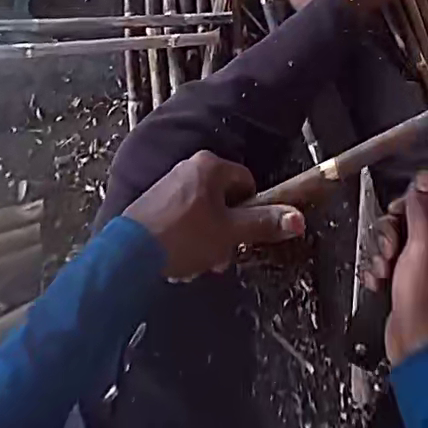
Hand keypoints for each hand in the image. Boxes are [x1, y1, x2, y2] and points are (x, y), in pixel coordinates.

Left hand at [123, 151, 305, 280]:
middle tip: (221, 254)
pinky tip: (182, 259)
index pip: (247, 182)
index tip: (244, 233)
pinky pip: (183, 217)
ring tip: (199, 261)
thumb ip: (263, 224)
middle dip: (226, 231)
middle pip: (224, 199)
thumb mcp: (229, 233)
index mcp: (209, 166)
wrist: (130, 253)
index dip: (251, 210)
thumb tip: (297, 218)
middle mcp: (189, 166)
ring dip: (208, 239)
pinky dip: (188, 237)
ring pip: (204, 212)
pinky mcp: (155, 201)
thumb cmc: (183, 237)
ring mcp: (170, 183)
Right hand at [365, 172, 427, 363]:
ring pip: (394, 240)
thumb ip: (421, 212)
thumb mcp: (421, 248)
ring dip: (382, 252)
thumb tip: (426, 179)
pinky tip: (380, 281)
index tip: (399, 212)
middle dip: (391, 232)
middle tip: (391, 249)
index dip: (413, 206)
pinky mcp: (405, 281)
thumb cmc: (424, 301)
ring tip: (385, 270)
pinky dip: (379, 269)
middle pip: (409, 222)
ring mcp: (422, 268)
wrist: (414, 348)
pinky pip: (386, 261)